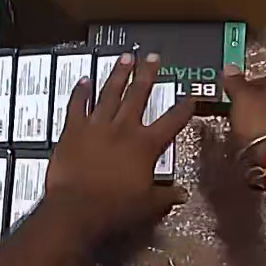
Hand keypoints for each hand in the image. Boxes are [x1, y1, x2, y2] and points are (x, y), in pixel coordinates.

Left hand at [45, 52, 195, 247]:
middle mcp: (123, 128)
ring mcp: (97, 125)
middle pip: (139, 94)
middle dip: (148, 74)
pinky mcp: (73, 129)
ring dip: (118, 74)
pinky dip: (81, 92)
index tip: (192, 95)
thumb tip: (182, 195)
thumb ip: (165, 196)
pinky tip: (84, 80)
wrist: (77, 208)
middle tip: (153, 57)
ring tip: (125, 57)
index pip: (172, 121)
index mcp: (145, 145)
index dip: (184, 108)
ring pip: (110, 92)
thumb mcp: (147, 205)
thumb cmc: (115, 208)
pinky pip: (77, 105)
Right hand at [220, 65, 265, 150]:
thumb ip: (235, 82)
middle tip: (236, 114)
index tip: (231, 99)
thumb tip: (230, 67)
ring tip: (245, 130)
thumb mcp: (240, 98)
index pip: (258, 79)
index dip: (242, 88)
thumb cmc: (259, 120)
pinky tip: (257, 140)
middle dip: (252, 105)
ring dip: (260, 119)